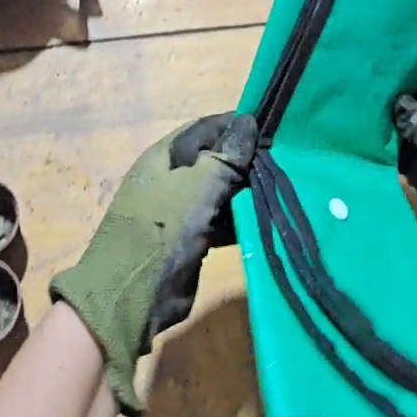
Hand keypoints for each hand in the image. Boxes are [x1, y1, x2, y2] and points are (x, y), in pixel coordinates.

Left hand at [49, 112, 257, 415]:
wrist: (132, 295)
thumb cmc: (162, 229)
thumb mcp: (198, 186)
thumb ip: (226, 155)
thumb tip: (249, 122)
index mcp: (166, 155)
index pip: (207, 127)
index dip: (237, 126)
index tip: (273, 129)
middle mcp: (172, 177)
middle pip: (215, 159)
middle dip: (246, 162)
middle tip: (285, 164)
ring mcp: (180, 209)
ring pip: (219, 191)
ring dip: (245, 193)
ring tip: (282, 192)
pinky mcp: (190, 239)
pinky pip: (219, 220)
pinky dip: (239, 220)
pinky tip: (265, 221)